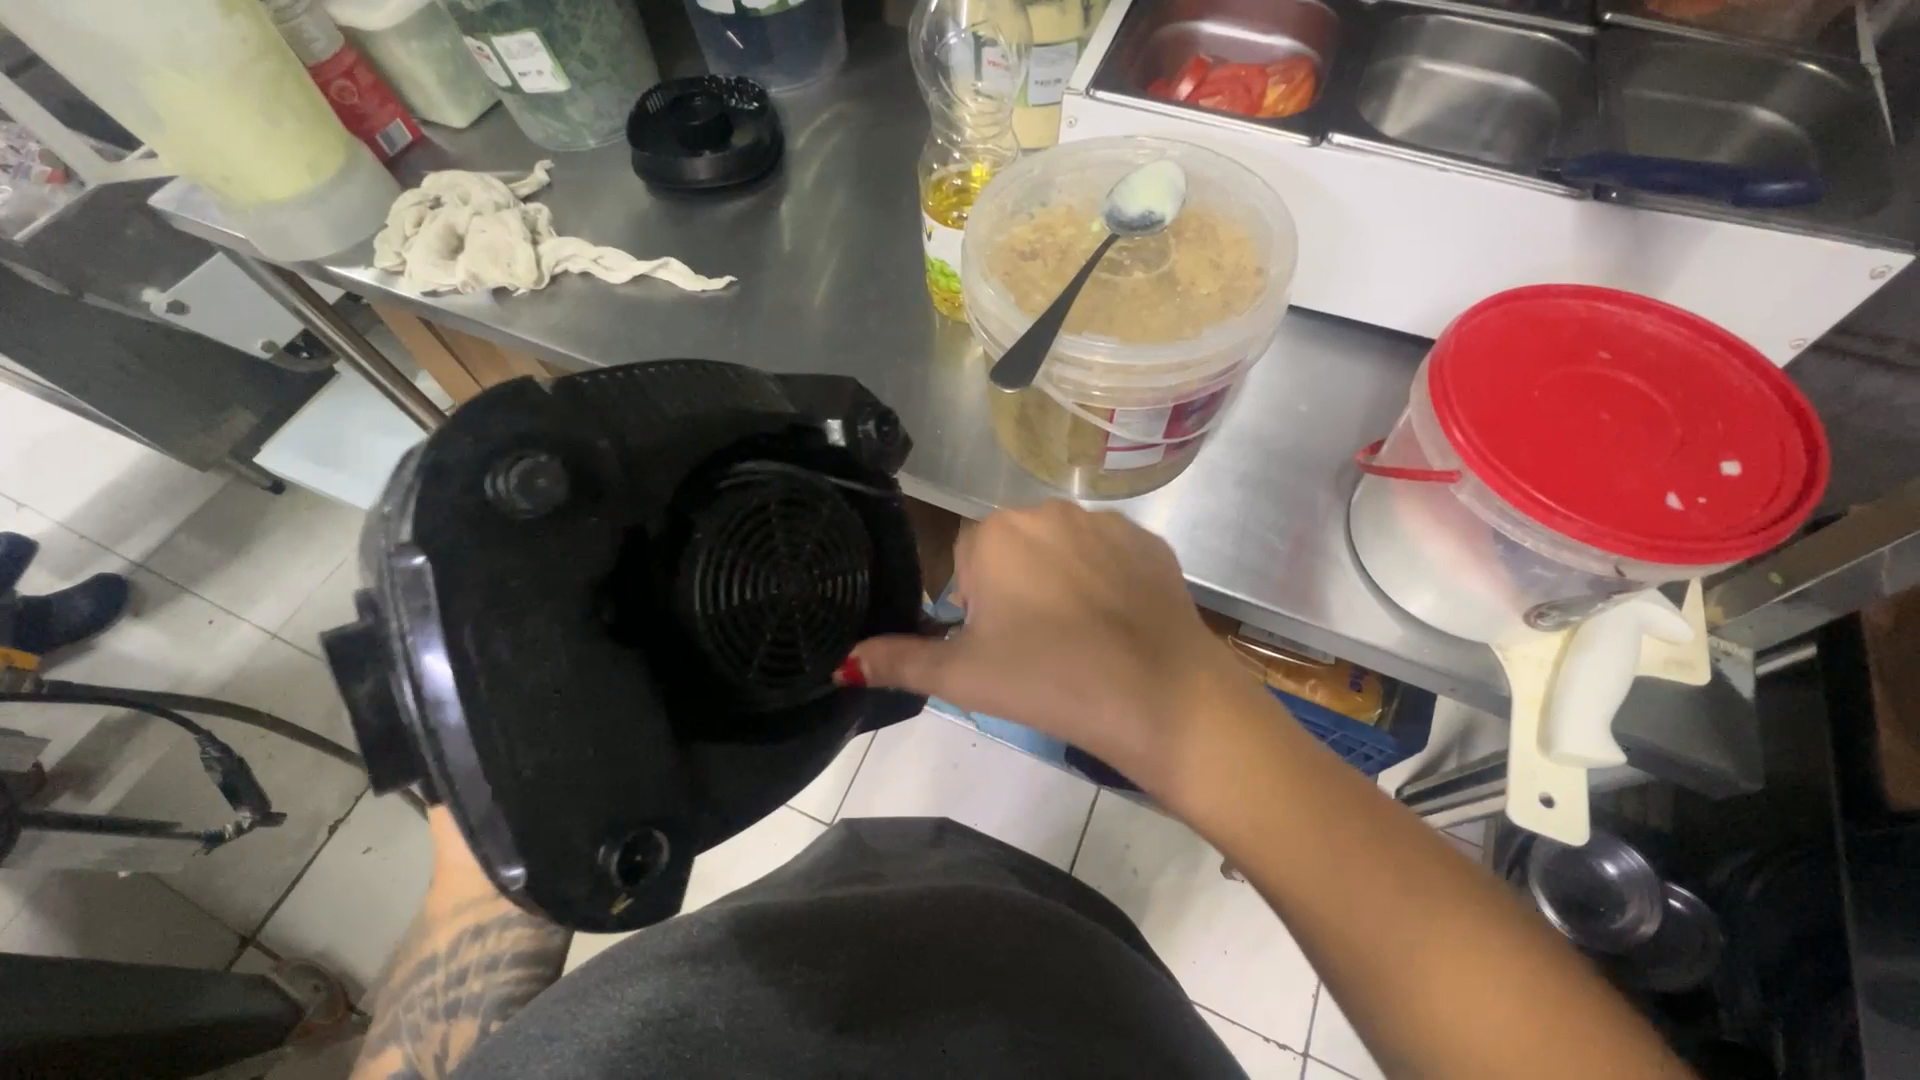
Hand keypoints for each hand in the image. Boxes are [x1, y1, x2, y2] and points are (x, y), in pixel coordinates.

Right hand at [849, 501, 1254, 794]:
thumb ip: (898, 661)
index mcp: (996, 535)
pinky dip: (1108, 583)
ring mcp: (1106, 523)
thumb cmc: (1047, 680)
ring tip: (1079, 638)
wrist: (1158, 696)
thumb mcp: (962, 675)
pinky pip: (1112, 557)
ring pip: (1064, 549)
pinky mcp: (1150, 542)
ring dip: (1061, 581)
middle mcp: (1049, 512)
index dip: (976, 604)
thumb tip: (842, 664)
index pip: (967, 559)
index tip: (997, 643)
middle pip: (1015, 548)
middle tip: (1034, 646)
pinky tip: (1116, 626)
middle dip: (1016, 587)